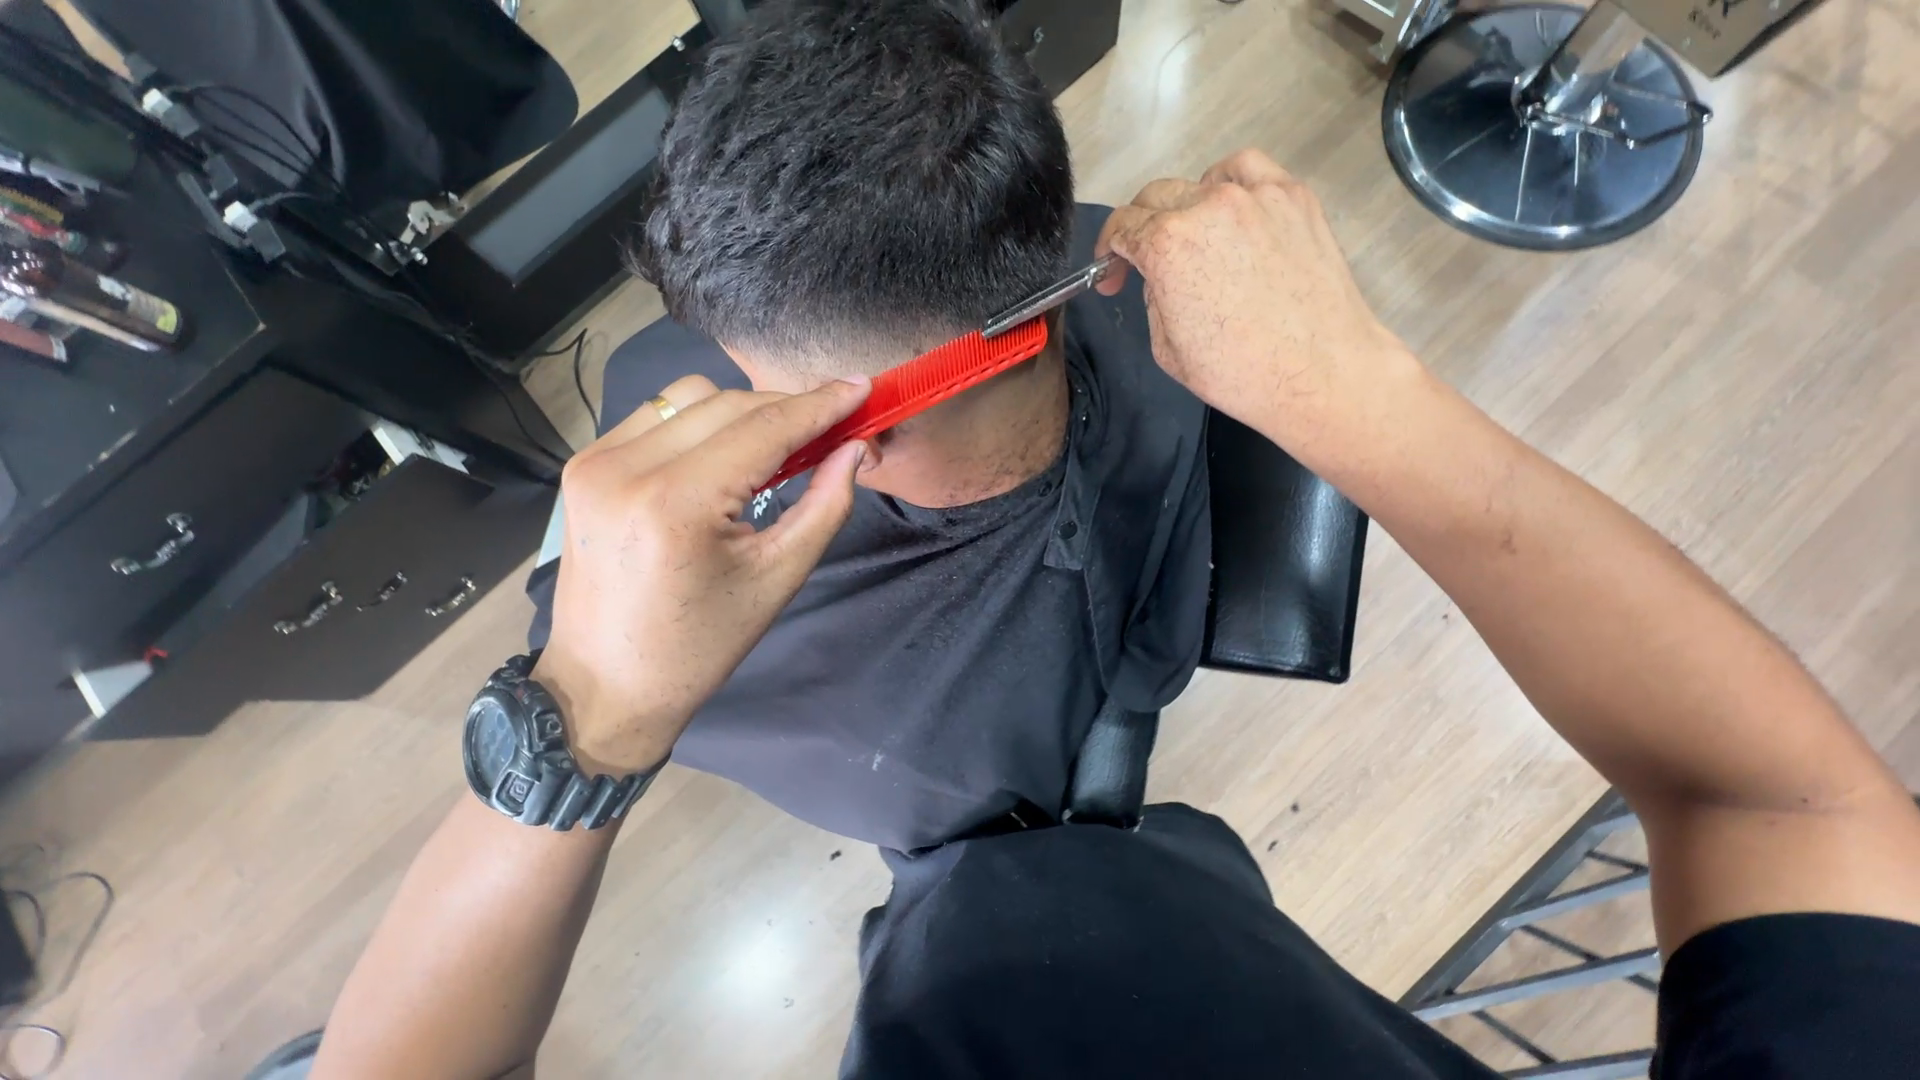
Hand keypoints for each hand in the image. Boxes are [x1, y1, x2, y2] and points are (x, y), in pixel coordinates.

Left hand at [532, 375, 870, 774]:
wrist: (607, 683)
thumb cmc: (701, 645)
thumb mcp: (777, 578)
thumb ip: (825, 505)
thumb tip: (854, 448)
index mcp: (676, 503)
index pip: (763, 428)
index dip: (819, 404)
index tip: (861, 388)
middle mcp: (627, 466)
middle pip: (728, 403)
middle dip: (787, 407)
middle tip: (833, 424)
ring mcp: (597, 461)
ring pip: (690, 398)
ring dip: (743, 410)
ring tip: (777, 445)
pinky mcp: (584, 465)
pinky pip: (657, 417)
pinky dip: (701, 423)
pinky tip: (723, 455)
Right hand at [1095, 149, 1419, 437]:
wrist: (1318, 373)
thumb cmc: (1238, 373)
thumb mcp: (1166, 347)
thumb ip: (1154, 297)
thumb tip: (1161, 277)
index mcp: (1166, 246)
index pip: (1121, 225)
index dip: (1109, 252)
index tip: (1114, 275)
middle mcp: (1206, 207)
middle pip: (1155, 197)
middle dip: (1141, 228)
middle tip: (1148, 262)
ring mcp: (1255, 196)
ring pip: (1201, 180)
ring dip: (1186, 204)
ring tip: (1195, 235)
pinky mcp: (1294, 197)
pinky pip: (1249, 171)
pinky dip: (1231, 184)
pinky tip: (1233, 211)